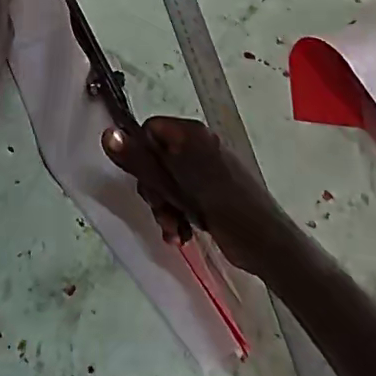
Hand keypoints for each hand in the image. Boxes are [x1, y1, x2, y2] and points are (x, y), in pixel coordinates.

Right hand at [102, 117, 281, 266]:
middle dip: (155, 190)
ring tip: (174, 228)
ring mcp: (205, 170)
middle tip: (163, 208)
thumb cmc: (223, 206)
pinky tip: (181, 233)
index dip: (142, 157)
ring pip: (166, 182)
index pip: (148, 131)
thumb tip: (108, 134)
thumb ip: (140, 161)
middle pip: (154, 159)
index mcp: (192, 135)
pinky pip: (181, 196)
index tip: (147, 180)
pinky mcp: (210, 192)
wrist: (267, 244)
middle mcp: (198, 146)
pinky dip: (177, 214)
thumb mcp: (175, 184)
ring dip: (164, 207)